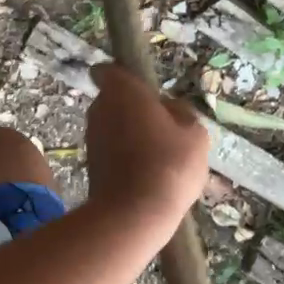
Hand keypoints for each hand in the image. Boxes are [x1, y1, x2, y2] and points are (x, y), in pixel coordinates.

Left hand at [84, 62, 209, 228]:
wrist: (135, 212)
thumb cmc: (168, 163)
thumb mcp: (194, 134)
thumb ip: (182, 114)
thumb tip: (171, 109)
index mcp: (121, 90)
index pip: (108, 71)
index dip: (123, 78)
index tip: (143, 93)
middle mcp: (99, 107)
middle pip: (114, 100)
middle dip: (133, 111)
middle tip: (162, 130)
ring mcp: (91, 136)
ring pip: (112, 126)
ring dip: (130, 136)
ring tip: (159, 158)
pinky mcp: (89, 162)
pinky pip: (110, 150)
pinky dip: (124, 157)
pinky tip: (147, 176)